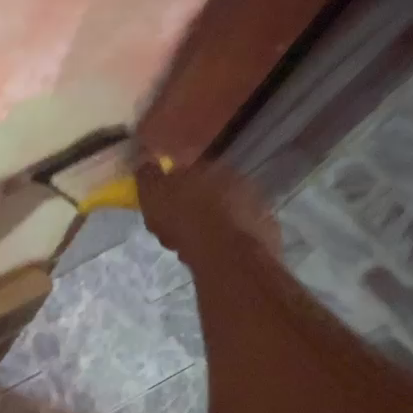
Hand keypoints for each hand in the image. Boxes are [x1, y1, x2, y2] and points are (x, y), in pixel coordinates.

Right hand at [135, 158, 280, 262]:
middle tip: (180, 226)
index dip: (173, 185)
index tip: (164, 204)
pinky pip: (242, 229)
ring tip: (197, 243)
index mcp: (205, 166)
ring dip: (214, 221)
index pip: (186, 169)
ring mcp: (255, 200)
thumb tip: (144, 159)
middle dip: (196, 203)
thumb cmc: (184, 221)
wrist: (227, 253)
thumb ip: (148, 176)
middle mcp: (234, 177)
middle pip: (210, 188)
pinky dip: (231, 238)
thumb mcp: (153, 197)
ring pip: (228, 209)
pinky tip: (218, 252)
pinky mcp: (268, 225)